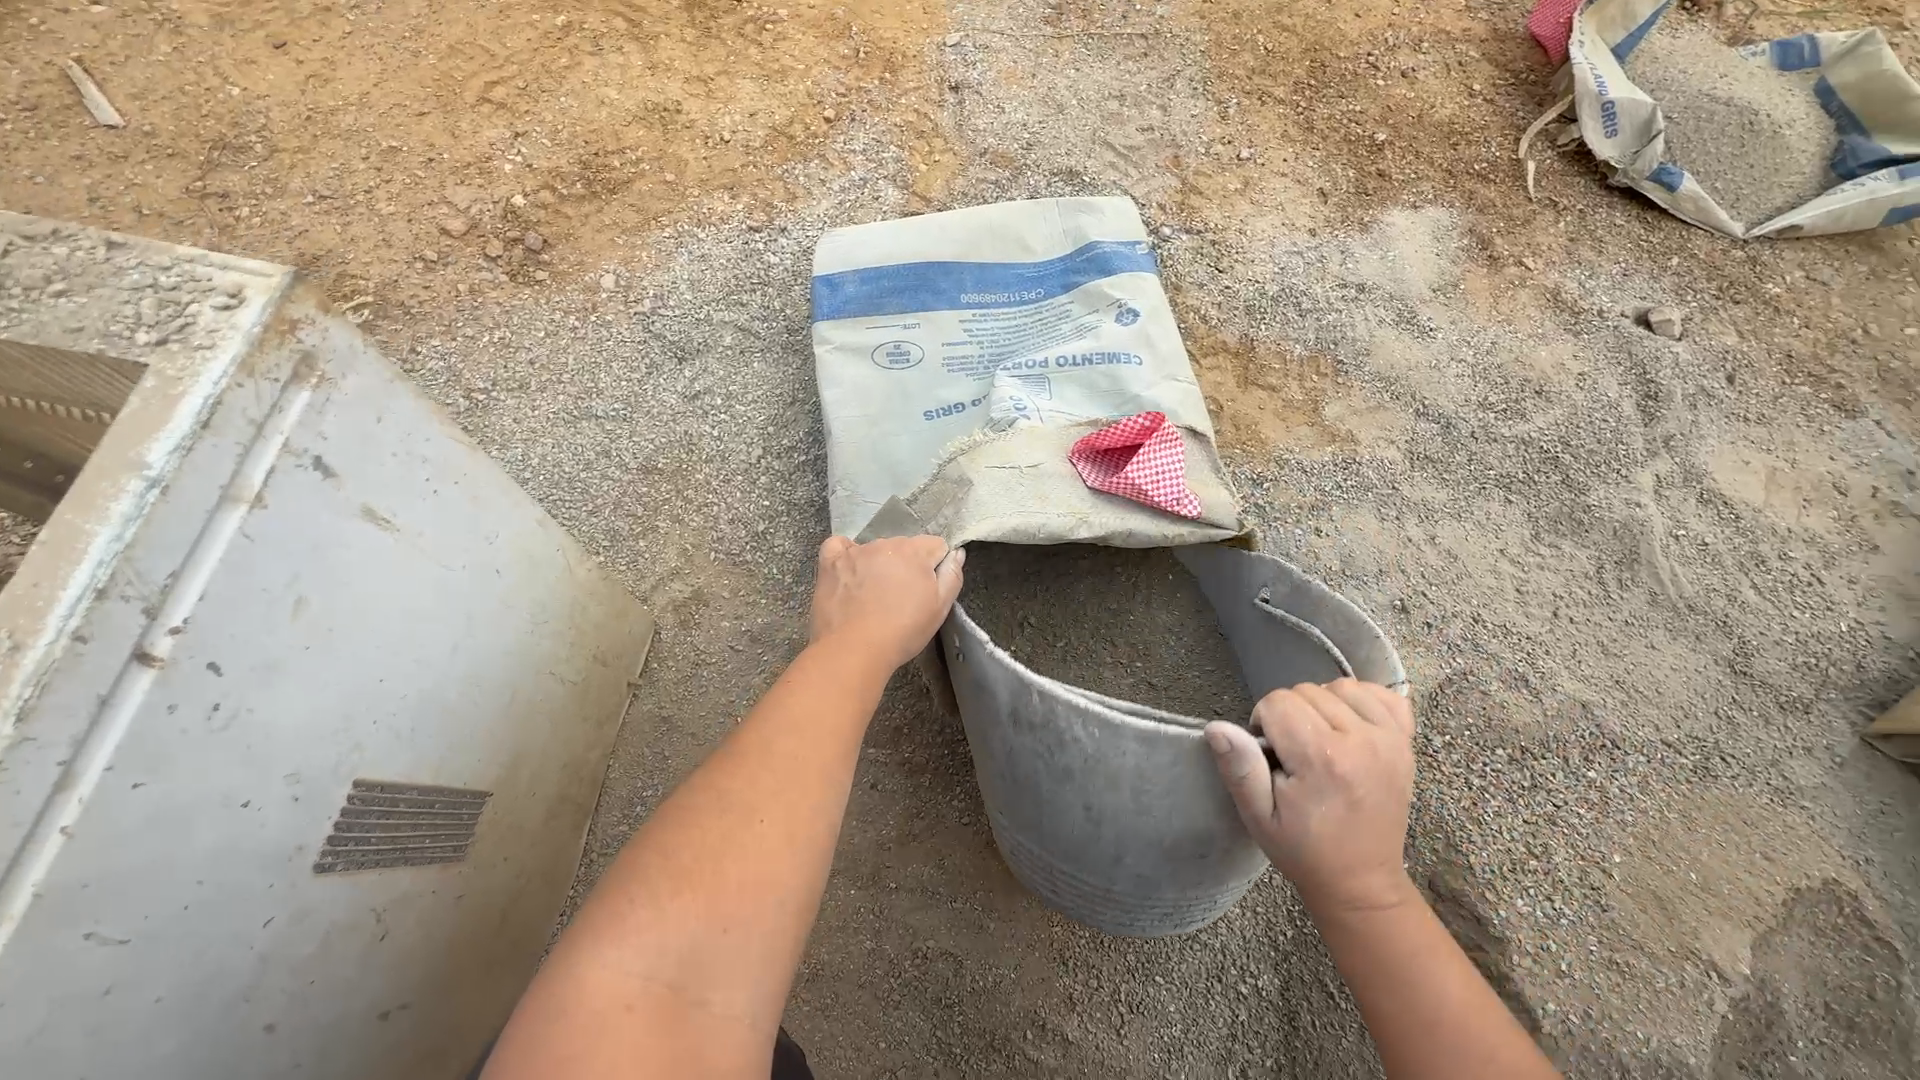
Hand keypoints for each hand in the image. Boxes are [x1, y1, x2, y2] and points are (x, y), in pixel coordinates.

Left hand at [808, 534, 963, 670]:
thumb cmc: (902, 632)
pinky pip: (838, 547)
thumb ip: (952, 576)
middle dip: (905, 566)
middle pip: (903, 547)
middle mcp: (885, 544)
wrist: (854, 650)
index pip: (935, 545)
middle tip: (901, 598)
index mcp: (915, 551)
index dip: (935, 566)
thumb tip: (956, 553)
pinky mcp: (830, 563)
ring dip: (878, 565)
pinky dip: (844, 556)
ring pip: (874, 549)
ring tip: (872, 597)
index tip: (927, 589)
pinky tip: (847, 572)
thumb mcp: (940, 608)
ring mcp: (855, 552)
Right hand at [1205, 680, 1415, 917]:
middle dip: (1290, 716)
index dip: (1262, 724)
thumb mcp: (1258, 816)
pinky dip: (1362, 701)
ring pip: (1340, 687)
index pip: (1277, 702)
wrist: (1361, 880)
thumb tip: (1216, 727)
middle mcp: (1360, 740)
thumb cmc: (1303, 849)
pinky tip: (1350, 725)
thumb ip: (1239, 768)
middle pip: (1307, 691)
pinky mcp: (1406, 744)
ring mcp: (1389, 740)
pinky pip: (1384, 695)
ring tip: (1318, 739)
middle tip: (1292, 756)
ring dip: (1322, 705)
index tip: (1270, 757)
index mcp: (1321, 758)